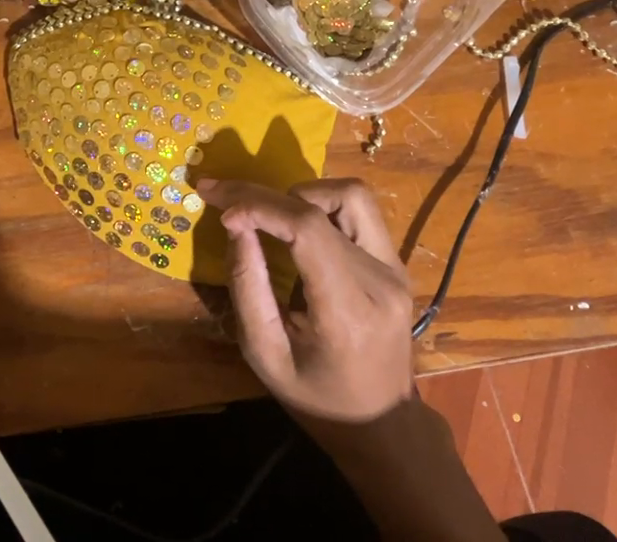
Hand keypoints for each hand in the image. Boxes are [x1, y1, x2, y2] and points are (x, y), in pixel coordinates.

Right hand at [196, 177, 413, 425]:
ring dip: (300, 195)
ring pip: (349, 194)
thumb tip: (235, 225)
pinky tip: (295, 226)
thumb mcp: (264, 355)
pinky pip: (358, 210)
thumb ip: (247, 288)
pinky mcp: (396, 262)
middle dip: (263, 196)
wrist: (381, 423)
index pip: (309, 229)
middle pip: (321, 206)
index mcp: (348, 310)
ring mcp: (395, 268)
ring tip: (268, 217)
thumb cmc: (315, 398)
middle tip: (219, 195)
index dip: (261, 207)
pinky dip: (320, 205)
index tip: (221, 211)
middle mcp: (381, 280)